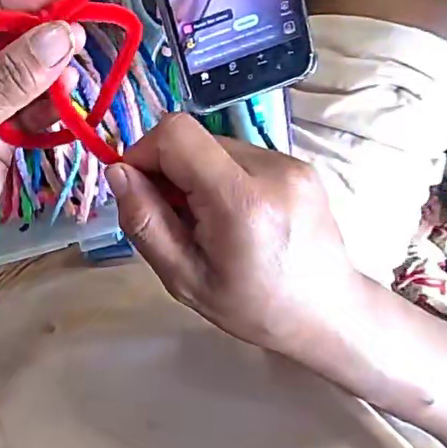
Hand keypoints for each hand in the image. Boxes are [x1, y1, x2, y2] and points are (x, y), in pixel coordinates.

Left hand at [0, 0, 83, 271]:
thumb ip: (10, 78)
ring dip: (47, 77)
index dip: (13, 3)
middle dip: (37, 41)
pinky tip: (66, 105)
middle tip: (78, 36)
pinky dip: (47, 108)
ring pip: (19, 80)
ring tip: (73, 80)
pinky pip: (27, 112)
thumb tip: (62, 35)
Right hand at [107, 113, 367, 359]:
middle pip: (193, 138)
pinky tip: (235, 216)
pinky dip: (222, 177)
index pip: (176, 134)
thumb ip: (145, 223)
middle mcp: (270, 168)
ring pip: (215, 145)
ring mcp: (290, 161)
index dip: (143, 153)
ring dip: (196, 175)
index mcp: (240, 201)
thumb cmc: (253, 307)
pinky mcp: (298, 163)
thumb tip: (117, 171)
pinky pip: (240, 155)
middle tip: (175, 218)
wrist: (330, 313)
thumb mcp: (184, 279)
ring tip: (209, 222)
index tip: (138, 190)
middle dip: (169, 170)